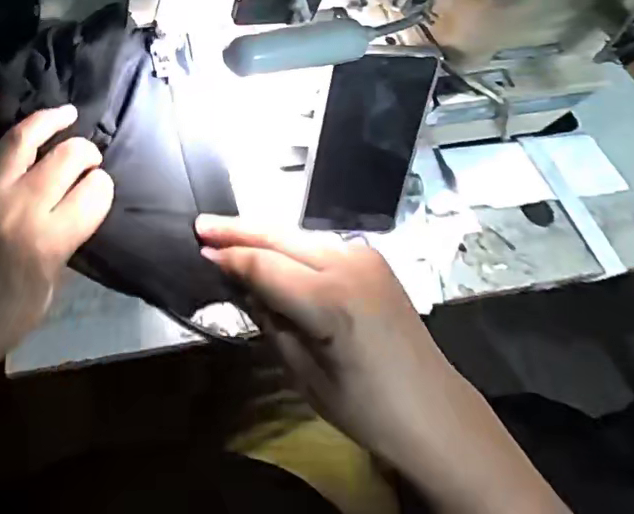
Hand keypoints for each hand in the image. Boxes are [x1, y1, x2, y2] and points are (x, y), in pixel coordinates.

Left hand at [0, 81, 112, 411]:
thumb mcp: (48, 293)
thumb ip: (67, 243)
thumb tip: (79, 206)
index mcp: (48, 240)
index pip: (97, 191)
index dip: (104, 190)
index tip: (98, 196)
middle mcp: (19, 206)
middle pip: (68, 155)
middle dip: (87, 154)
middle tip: (88, 163)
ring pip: (24, 136)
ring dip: (51, 119)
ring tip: (65, 115)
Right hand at [197, 216, 565, 513]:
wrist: (434, 409)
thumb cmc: (368, 408)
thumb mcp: (305, 374)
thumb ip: (271, 321)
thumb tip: (243, 285)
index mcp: (331, 300)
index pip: (265, 265)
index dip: (230, 257)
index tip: (199, 248)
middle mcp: (348, 264)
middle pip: (281, 237)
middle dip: (239, 229)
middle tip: (203, 224)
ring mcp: (364, 255)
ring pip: (300, 235)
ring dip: (265, 234)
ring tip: (227, 233)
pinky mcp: (372, 256)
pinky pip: (320, 244)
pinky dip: (292, 244)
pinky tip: (272, 248)